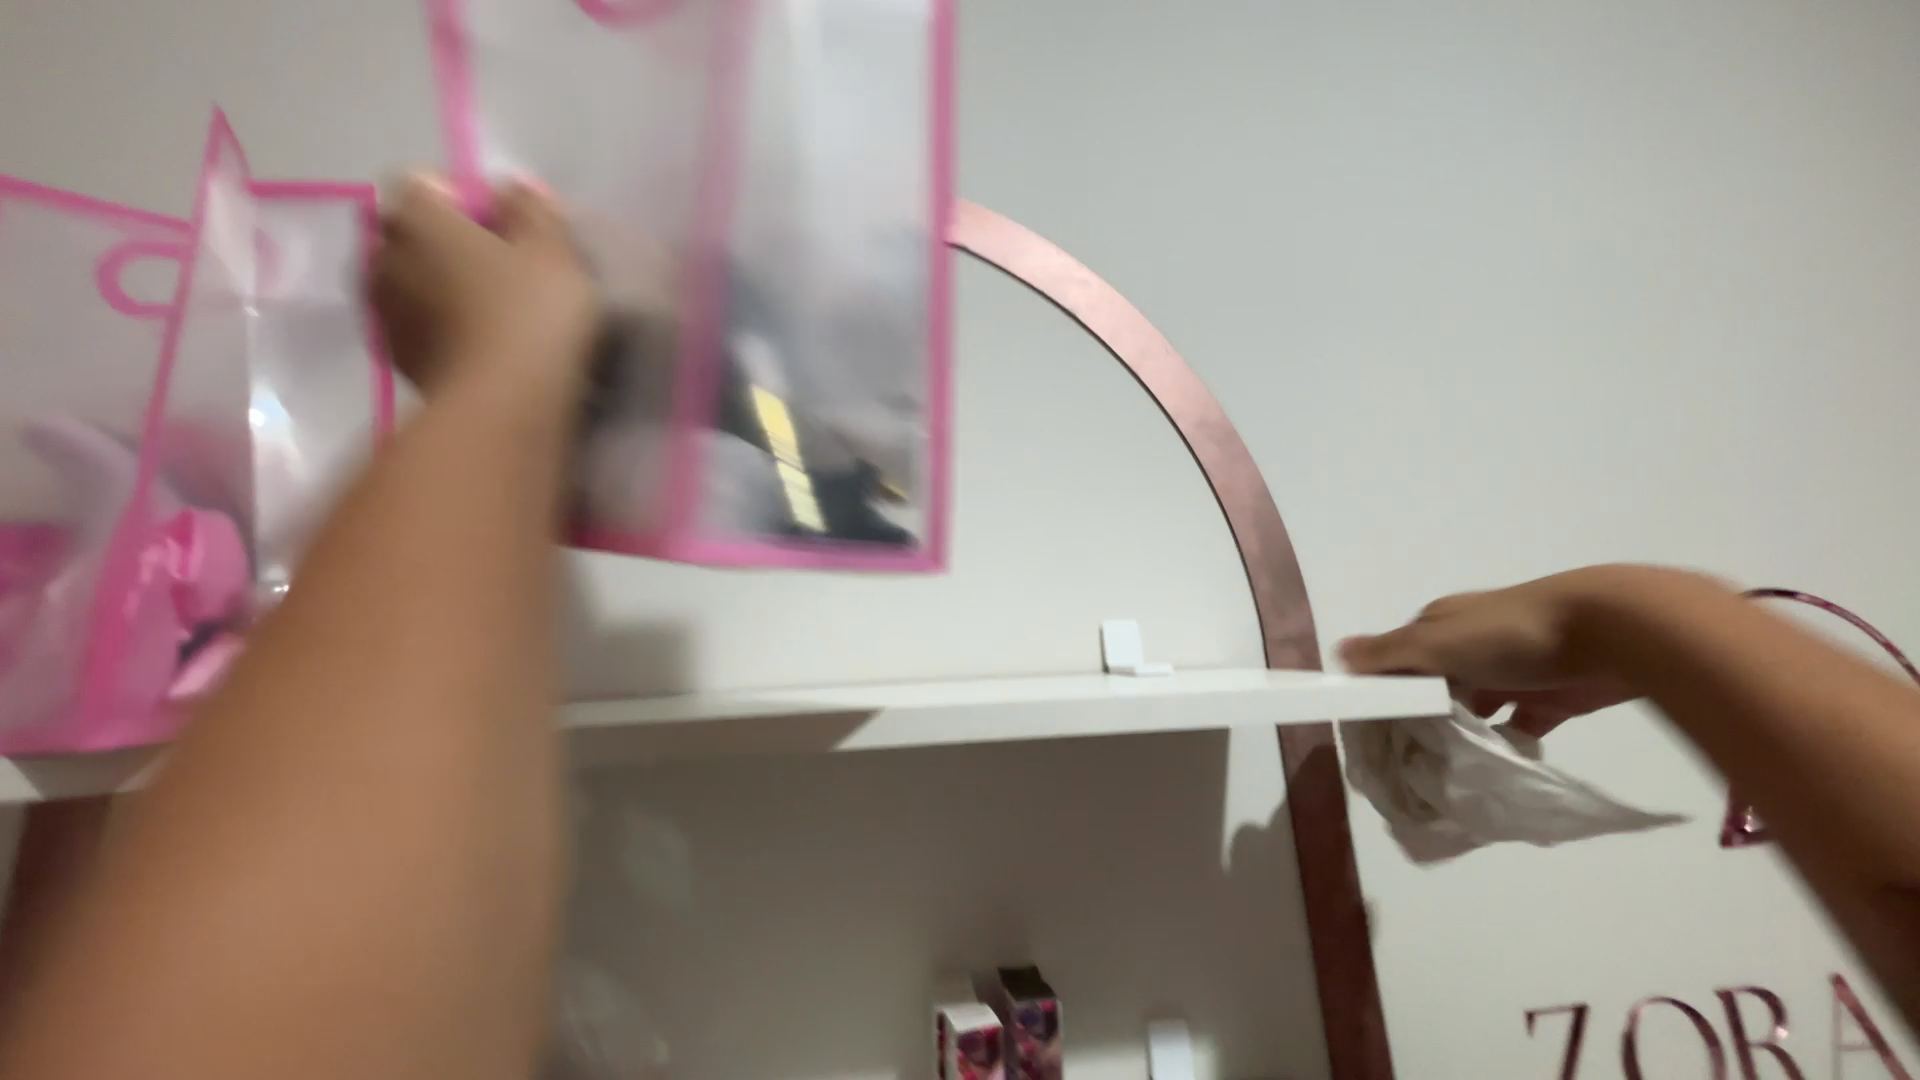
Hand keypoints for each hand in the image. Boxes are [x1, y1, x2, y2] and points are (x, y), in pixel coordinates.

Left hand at [369, 174, 597, 400]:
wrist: (504, 405)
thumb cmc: (532, 315)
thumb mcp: (554, 252)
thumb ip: (534, 210)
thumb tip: (516, 187)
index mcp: (415, 215)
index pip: (427, 183)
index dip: (467, 199)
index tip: (508, 229)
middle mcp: (381, 252)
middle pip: (412, 232)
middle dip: (447, 243)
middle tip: (499, 270)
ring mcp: (381, 309)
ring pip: (410, 280)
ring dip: (439, 287)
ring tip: (487, 313)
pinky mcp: (394, 357)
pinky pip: (416, 324)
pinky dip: (439, 326)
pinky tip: (478, 346)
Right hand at [1337, 566, 1678, 735]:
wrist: (1614, 631)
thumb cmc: (1511, 633)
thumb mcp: (1437, 642)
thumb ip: (1388, 654)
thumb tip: (1336, 653)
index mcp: (1439, 626)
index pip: (1397, 660)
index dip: (1382, 691)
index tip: (1373, 730)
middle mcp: (1470, 644)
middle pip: (1433, 685)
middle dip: (1420, 717)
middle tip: (1407, 760)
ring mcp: (1511, 670)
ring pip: (1473, 707)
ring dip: (1462, 733)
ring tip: (1445, 771)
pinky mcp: (1550, 697)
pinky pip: (1519, 726)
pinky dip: (1507, 745)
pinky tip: (1495, 766)